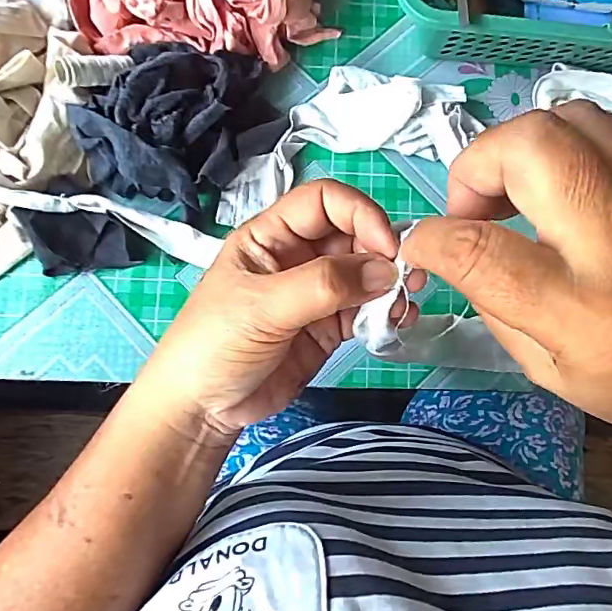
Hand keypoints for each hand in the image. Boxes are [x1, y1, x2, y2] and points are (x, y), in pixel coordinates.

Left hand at [129, 179, 422, 440]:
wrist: (204, 409)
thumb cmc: (214, 345)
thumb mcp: (264, 307)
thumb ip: (324, 285)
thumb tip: (385, 269)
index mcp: (272, 236)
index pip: (324, 202)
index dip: (360, 214)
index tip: (386, 245)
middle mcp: (298, 257)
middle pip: (353, 235)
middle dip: (382, 251)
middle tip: (407, 277)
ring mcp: (317, 293)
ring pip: (366, 273)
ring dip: (391, 282)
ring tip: (407, 301)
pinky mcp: (330, 326)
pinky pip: (367, 309)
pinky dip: (388, 311)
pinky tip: (398, 320)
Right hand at [400, 101, 611, 458]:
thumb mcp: (548, 373)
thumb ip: (495, 305)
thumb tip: (459, 253)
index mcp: (586, 316)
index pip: (483, 252)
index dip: (432, 239)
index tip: (422, 244)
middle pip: (530, 149)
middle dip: (475, 167)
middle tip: (473, 210)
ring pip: (568, 120)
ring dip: (517, 146)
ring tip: (512, 191)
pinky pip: (602, 129)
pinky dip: (559, 142)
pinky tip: (553, 183)